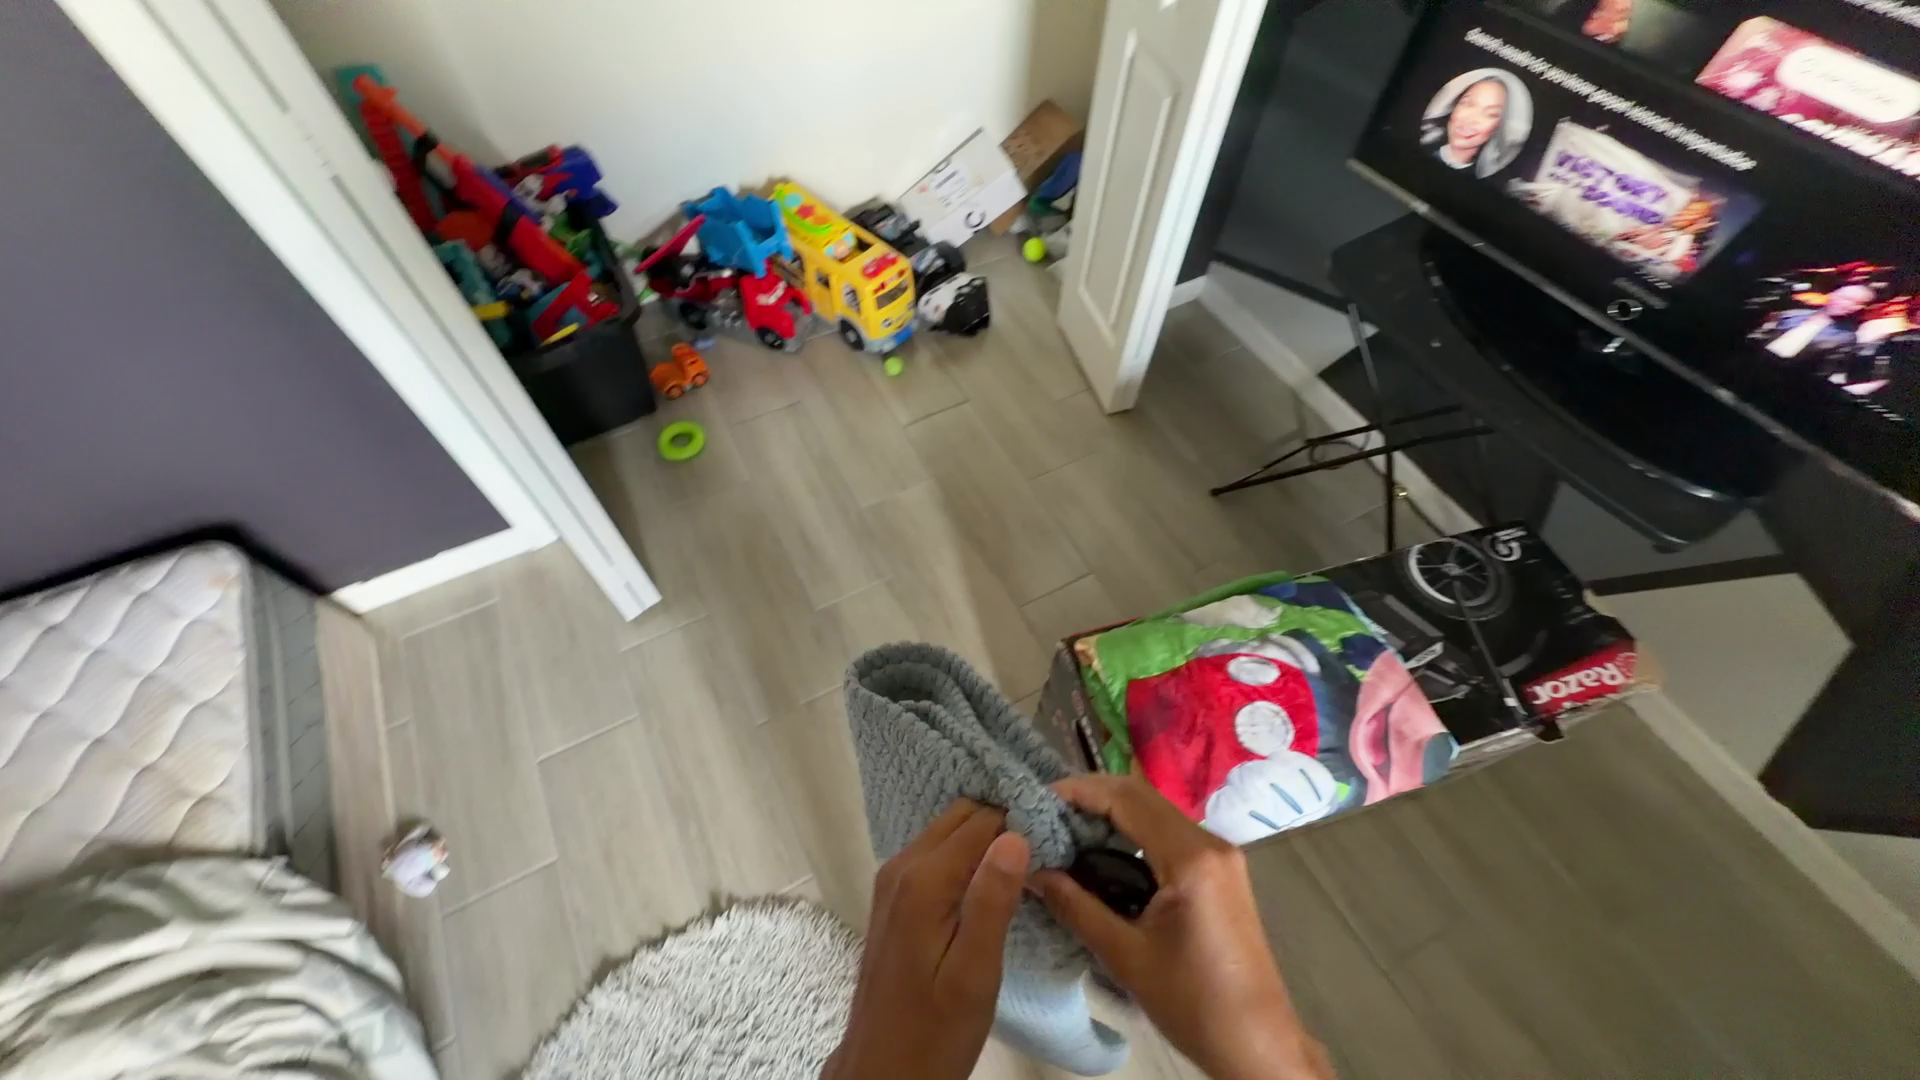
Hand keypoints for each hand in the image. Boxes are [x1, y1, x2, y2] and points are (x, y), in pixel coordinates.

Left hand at [823, 800, 1029, 1079]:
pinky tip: (988, 885)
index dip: (1019, 825)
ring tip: (1021, 872)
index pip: (982, 820)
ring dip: (984, 838)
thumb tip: (1015, 834)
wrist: (882, 1071)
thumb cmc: (936, 1030)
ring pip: (948, 830)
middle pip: (962, 815)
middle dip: (1002, 825)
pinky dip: (965, 854)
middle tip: (1040, 859)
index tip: (1052, 845)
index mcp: (924, 880)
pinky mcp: (894, 894)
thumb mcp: (975, 974)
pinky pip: (936, 851)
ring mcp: (893, 878)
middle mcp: (903, 865)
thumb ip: (992, 900)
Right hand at [1033, 775, 1334, 1079]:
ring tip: (1068, 829)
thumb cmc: (1194, 1003)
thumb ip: (1076, 907)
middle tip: (1048, 813)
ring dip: (1112, 811)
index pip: (1127, 799)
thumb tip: (1032, 873)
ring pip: (1156, 811)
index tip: (1040, 799)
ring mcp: (1220, 854)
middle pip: (1142, 796)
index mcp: (1190, 859)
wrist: (1260, 1045)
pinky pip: (1169, 832)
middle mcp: (1210, 843)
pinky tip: (1105, 850)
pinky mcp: (1221, 869)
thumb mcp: (1126, 957)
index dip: (1080, 791)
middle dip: (1092, 795)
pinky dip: (1133, 830)